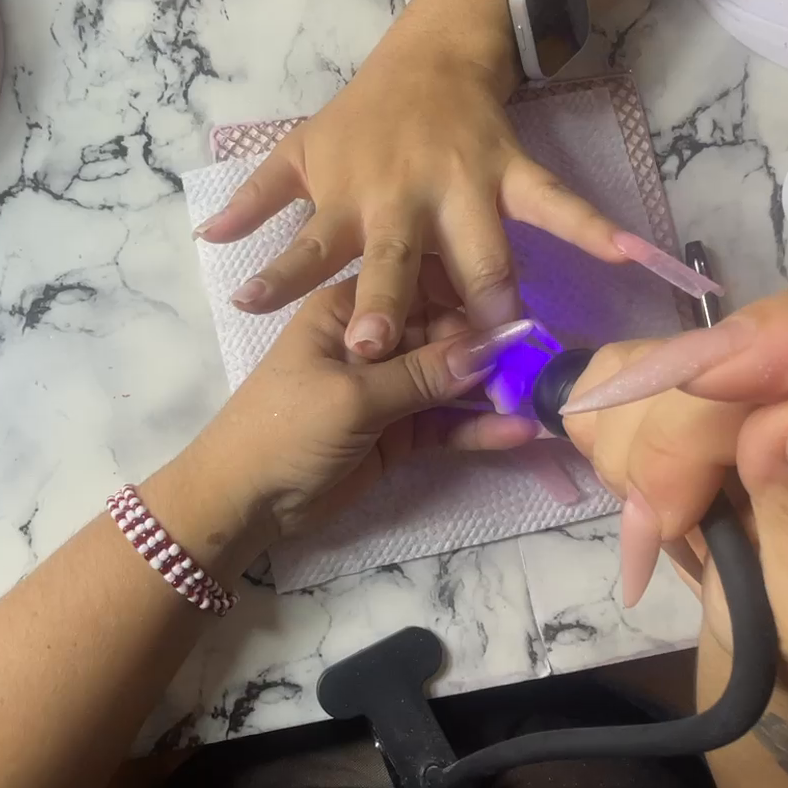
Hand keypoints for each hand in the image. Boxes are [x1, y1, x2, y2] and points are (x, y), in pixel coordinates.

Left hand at [178, 278, 542, 545]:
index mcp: (350, 311)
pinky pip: (444, 424)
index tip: (519, 317)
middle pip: (444, 336)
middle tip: (540, 370)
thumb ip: (423, 373)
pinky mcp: (397, 432)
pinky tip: (516, 434)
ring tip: (542, 402)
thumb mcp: (352, 395)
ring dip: (491, 394)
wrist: (245, 498)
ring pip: (450, 383)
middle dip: (489, 353)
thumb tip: (497, 344)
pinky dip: (475, 429)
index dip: (469, 301)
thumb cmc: (285, 427)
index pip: (421, 289)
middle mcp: (374, 341)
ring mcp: (387, 389)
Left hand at [193, 0, 625, 355]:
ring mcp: (462, 187)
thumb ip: (256, 200)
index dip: (277, 275)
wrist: (431, 56)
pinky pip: (556, 206)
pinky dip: (593, 227)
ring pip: (481, 251)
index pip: (306, 246)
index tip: (248, 306)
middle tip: (377, 353)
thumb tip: (207, 237)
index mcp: (348, 200)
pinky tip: (631, 255)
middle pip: (394, 262)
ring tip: (504, 348)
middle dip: (389, 306)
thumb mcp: (297, 154)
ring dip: (492, 296)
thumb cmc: (359, 122)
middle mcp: (402, 199)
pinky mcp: (512, 173)